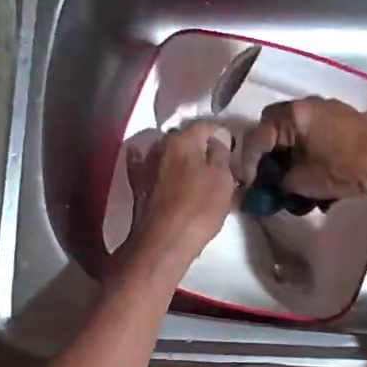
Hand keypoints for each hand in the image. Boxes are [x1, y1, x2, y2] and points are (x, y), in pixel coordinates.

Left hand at [119, 120, 237, 274]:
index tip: (229, 146)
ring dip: (176, 157)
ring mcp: (145, 165)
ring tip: (189, 170)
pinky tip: (154, 167)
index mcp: (184, 140)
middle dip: (197, 145)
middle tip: (212, 161)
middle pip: (183, 138)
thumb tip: (217, 139)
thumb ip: (221, 154)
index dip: (219, 134)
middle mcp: (161, 145)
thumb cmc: (199, 208)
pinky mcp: (136, 185)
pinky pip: (146, 168)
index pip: (205, 125)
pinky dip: (153, 166)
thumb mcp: (223, 179)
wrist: (163, 240)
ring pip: (165, 152)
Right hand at [241, 97, 366, 199]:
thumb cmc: (344, 170)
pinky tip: (314, 170)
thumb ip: (280, 182)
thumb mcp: (303, 182)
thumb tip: (273, 186)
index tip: (248, 185)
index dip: (248, 164)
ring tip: (293, 178)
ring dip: (289, 152)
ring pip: (295, 130)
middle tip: (266, 175)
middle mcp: (307, 104)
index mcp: (292, 115)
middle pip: (272, 127)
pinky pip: (314, 132)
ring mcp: (328, 108)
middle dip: (266, 152)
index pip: (257, 138)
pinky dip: (307, 149)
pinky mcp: (344, 118)